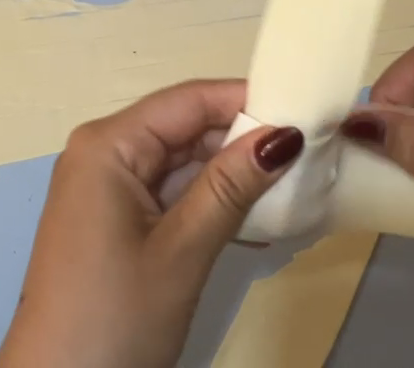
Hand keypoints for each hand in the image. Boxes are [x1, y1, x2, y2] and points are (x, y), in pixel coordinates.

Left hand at [0, 80, 304, 367]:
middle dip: (241, 139)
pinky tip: (256, 221)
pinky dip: (207, 203)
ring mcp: (105, 187)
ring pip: (179, 162)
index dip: (243, 98)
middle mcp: (102, 152)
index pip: (186, 100)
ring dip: (229, 175)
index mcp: (108, 143)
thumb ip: (231, 187)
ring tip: (295, 185)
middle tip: (310, 153)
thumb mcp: (182, 250)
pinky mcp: (113, 219)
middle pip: (182, 128)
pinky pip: (168, 193)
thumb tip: (283, 135)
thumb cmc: (117, 314)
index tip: (304, 108)